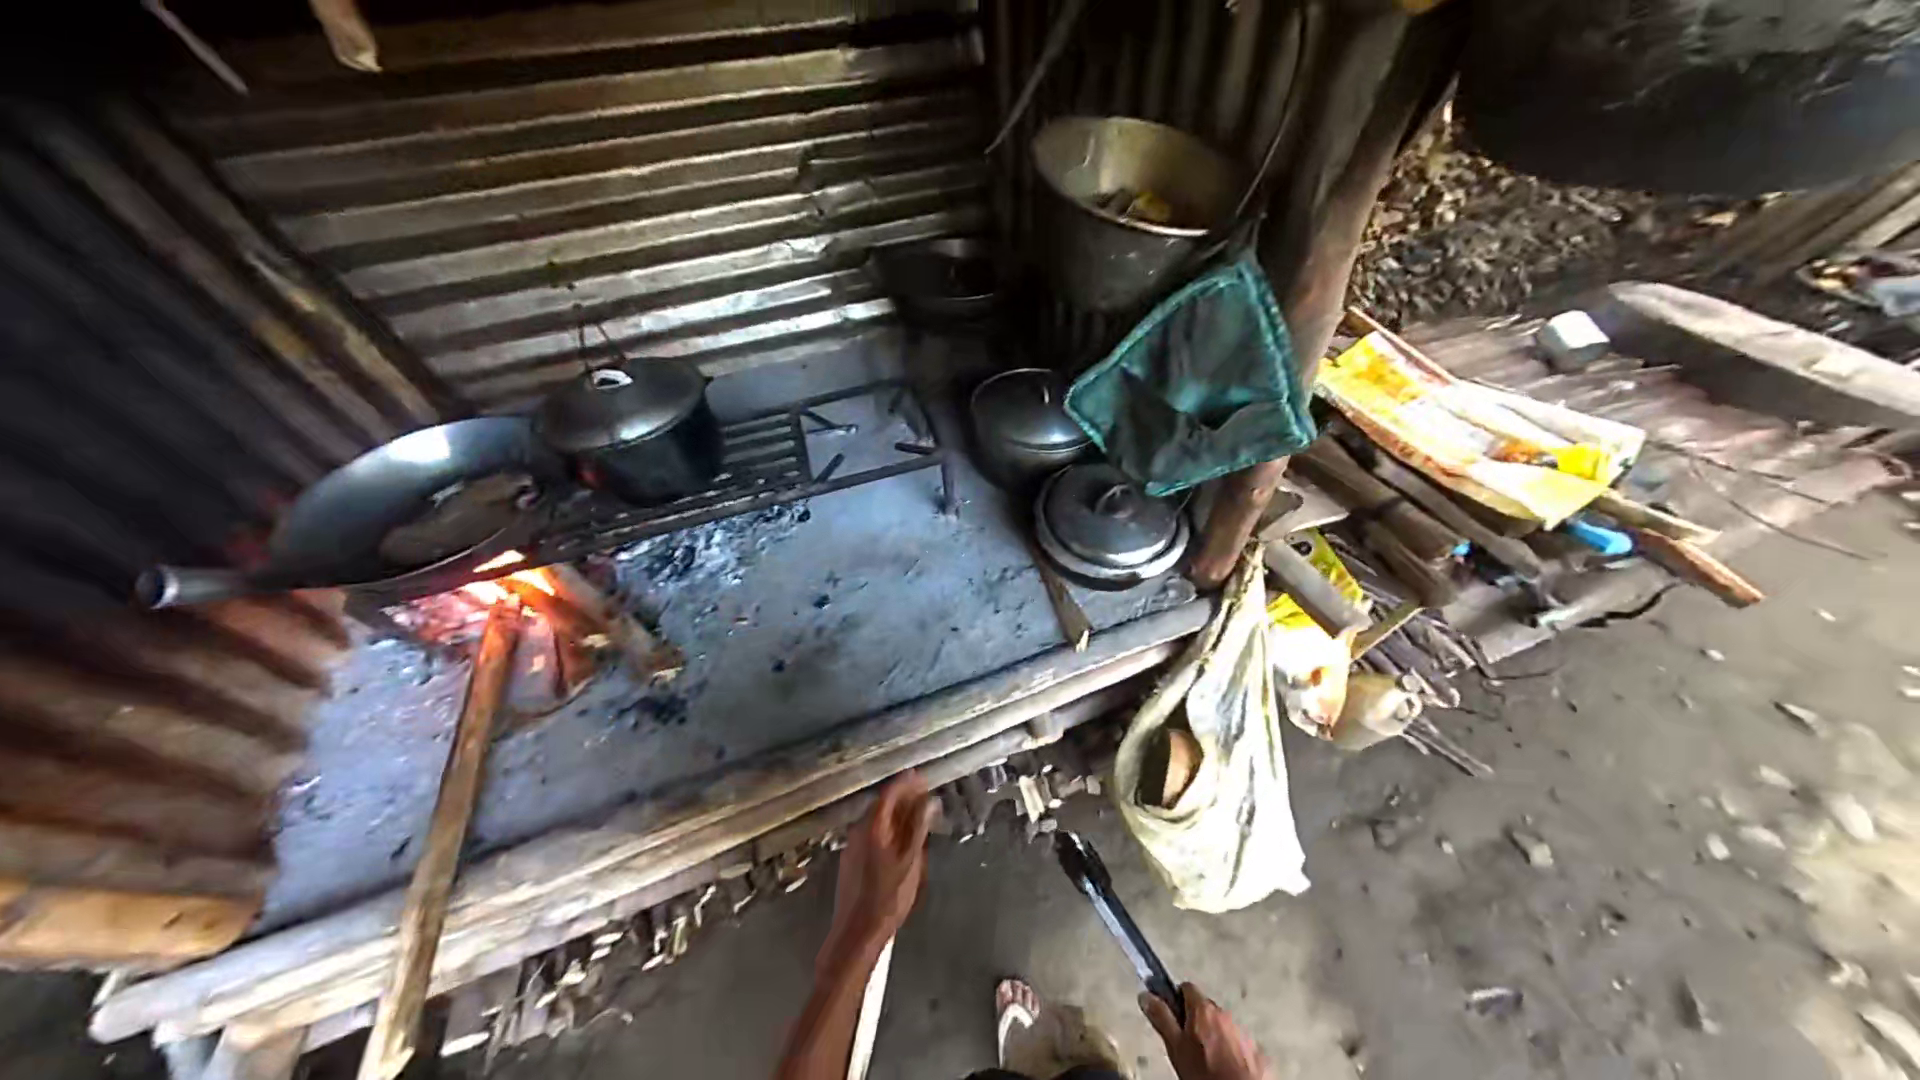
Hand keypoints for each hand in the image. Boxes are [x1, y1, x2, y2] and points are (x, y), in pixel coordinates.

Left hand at [820, 772, 933, 967]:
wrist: (856, 934)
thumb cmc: (887, 897)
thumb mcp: (910, 860)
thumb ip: (918, 827)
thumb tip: (928, 800)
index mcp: (872, 827)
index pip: (889, 794)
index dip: (906, 782)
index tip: (921, 775)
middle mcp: (858, 831)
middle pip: (882, 805)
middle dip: (903, 797)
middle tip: (923, 794)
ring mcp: (853, 846)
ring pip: (877, 821)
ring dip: (897, 815)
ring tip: (917, 816)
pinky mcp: (852, 861)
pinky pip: (873, 835)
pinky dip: (889, 830)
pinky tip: (901, 841)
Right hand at [1141, 983, 1271, 1079]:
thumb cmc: (1206, 1075)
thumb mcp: (1175, 1047)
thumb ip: (1161, 1017)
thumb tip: (1146, 995)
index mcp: (1203, 1008)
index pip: (1185, 987)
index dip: (1176, 1000)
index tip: (1172, 1015)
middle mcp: (1225, 1014)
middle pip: (1205, 1008)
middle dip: (1196, 1020)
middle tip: (1187, 1044)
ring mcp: (1244, 1033)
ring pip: (1223, 1027)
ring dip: (1215, 1036)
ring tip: (1207, 1060)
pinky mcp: (1258, 1053)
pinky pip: (1240, 1044)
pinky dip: (1233, 1051)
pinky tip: (1226, 1068)